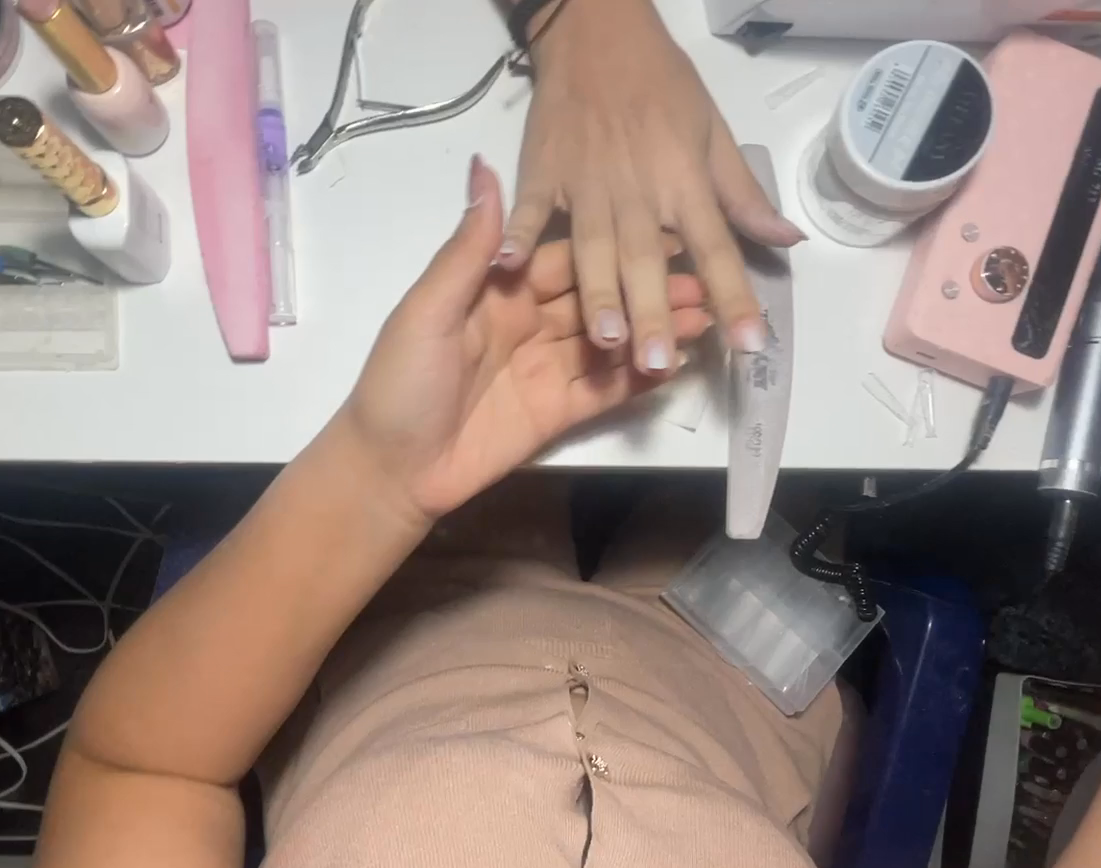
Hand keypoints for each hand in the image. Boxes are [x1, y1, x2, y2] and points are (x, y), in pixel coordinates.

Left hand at [338, 156, 710, 521]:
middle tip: (704, 276)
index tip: (664, 227)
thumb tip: (485, 165)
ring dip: (652, 329)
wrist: (394, 470)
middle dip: (647, 287)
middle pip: (597, 298)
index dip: (613, 243)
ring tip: (706, 316)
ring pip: (609, 342)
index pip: (566, 258)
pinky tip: (676, 361)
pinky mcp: (558, 412)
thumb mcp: (429, 310)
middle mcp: (529, 324)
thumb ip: (469, 249)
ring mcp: (547, 370)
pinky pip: (605, 390)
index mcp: (498, 291)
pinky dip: (639, 377)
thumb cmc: (402, 384)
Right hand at [499, 0, 802, 373]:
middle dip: (652, 309)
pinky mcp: (543, 173)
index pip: (716, 246)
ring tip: (603, 340)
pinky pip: (528, 209)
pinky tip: (506, 266)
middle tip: (655, 362)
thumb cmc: (660, 86)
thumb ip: (743, 196)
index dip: (734, 296)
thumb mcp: (712, 133)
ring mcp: (586, 183)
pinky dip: (514, 235)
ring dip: (596, 291)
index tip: (751, 344)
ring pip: (592, 244)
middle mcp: (638, 190)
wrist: (598, 27)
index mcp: (682, 181)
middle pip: (647, 258)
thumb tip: (788, 242)